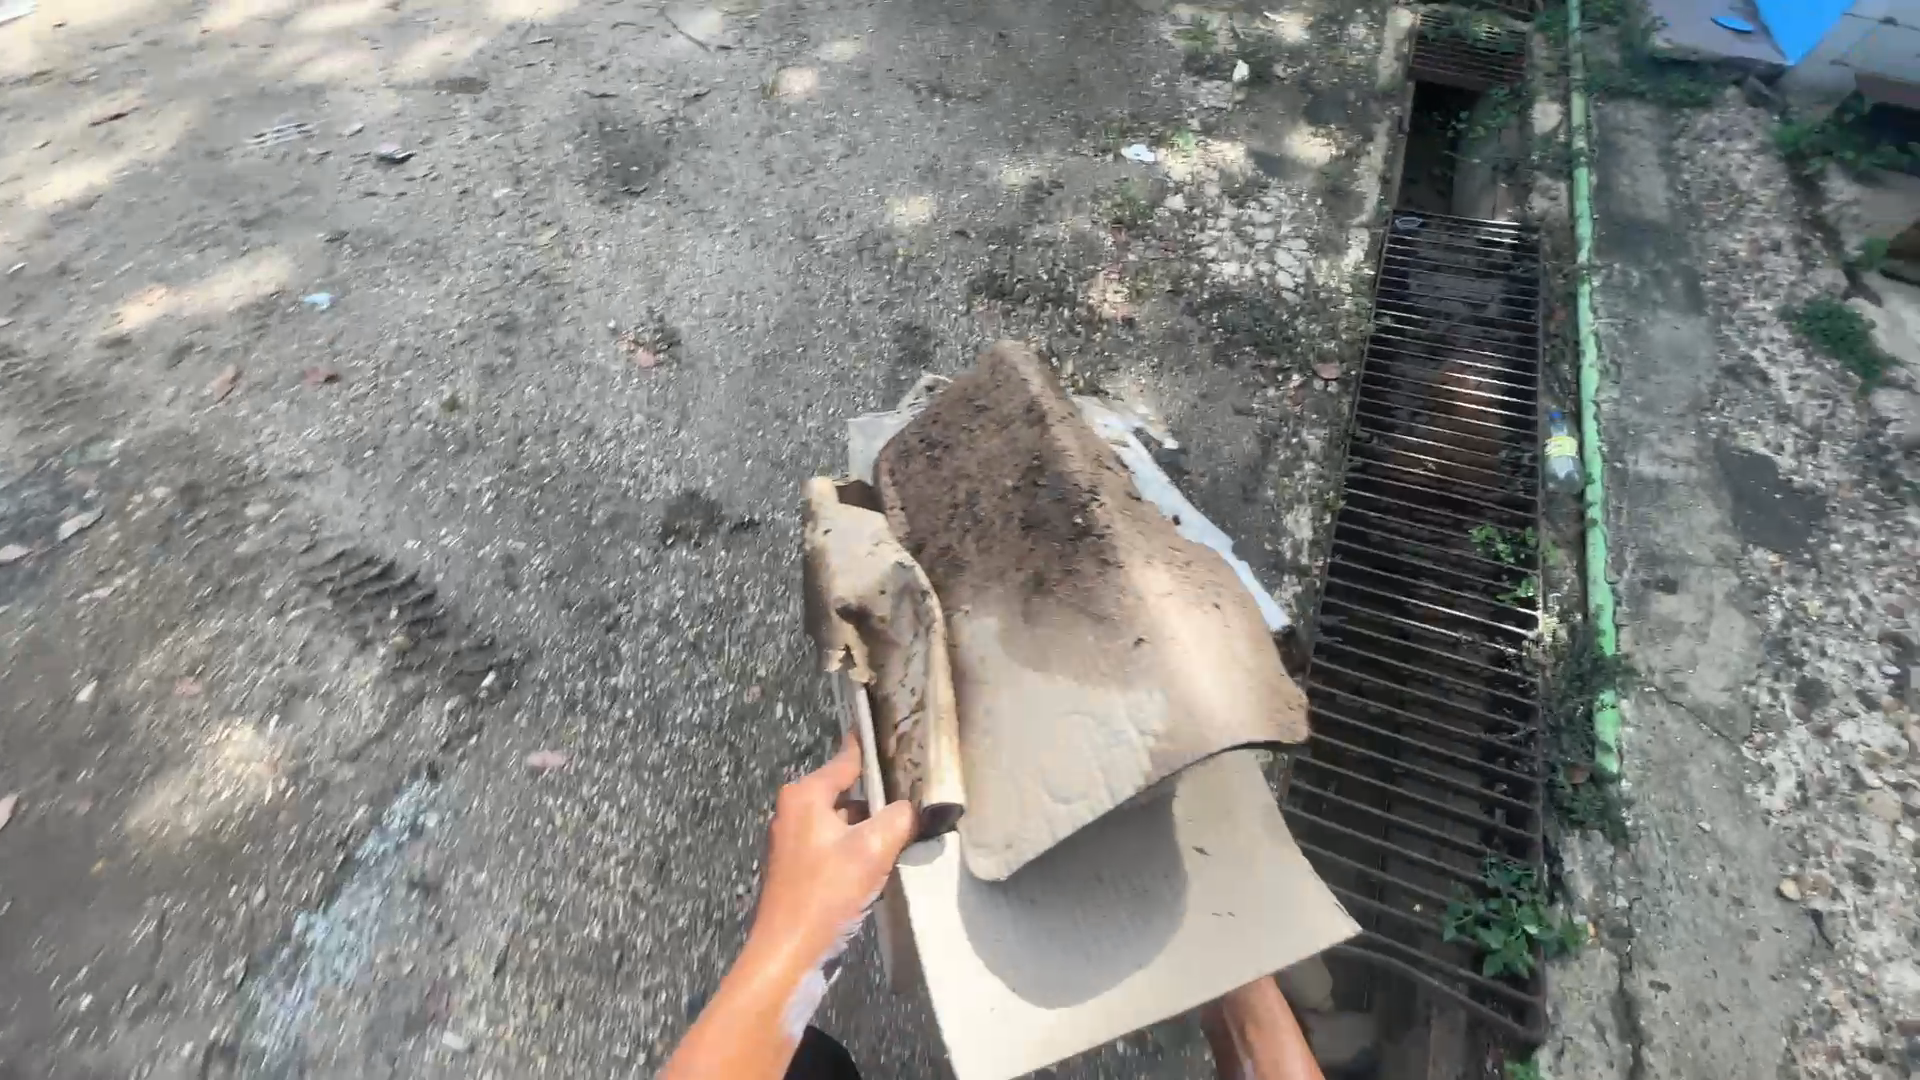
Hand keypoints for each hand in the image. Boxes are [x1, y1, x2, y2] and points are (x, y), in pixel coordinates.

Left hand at [660, 739, 914, 1079]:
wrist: (786, 957)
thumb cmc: (825, 894)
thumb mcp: (873, 849)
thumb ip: (900, 818)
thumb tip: (916, 807)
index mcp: (806, 795)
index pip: (847, 759)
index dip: (873, 747)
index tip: (896, 731)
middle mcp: (794, 810)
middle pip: (847, 790)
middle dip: (879, 795)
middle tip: (916, 791)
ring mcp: (793, 840)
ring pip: (843, 820)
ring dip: (870, 826)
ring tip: (906, 828)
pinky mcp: (797, 868)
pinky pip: (835, 843)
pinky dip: (857, 847)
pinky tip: (882, 860)